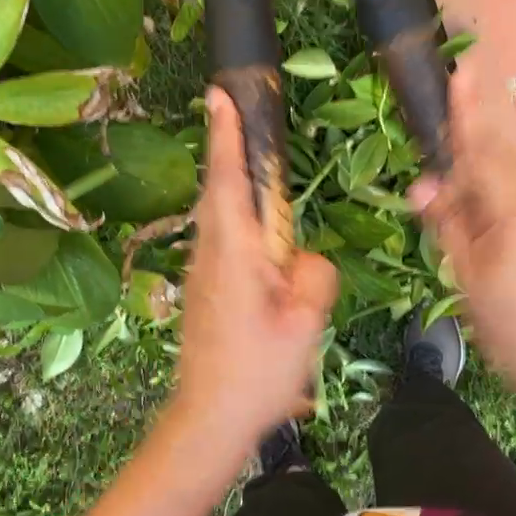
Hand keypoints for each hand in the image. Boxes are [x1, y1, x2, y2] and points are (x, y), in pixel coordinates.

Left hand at [174, 88, 338, 443]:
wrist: (208, 419)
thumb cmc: (257, 374)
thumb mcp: (305, 325)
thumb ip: (313, 275)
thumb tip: (303, 258)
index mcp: (235, 253)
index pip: (229, 181)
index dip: (224, 136)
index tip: (217, 96)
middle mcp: (211, 255)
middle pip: (219, 192)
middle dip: (226, 150)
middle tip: (232, 113)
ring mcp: (202, 274)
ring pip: (221, 220)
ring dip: (234, 190)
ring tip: (258, 183)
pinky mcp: (204, 293)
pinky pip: (224, 245)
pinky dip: (238, 226)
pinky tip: (263, 251)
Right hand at [409, 54, 515, 419]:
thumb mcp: (469, 277)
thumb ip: (449, 224)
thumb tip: (423, 184)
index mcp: (514, 205)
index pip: (482, 145)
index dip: (468, 106)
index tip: (462, 65)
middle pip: (505, 145)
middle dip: (482, 112)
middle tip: (465, 76)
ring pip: (515, 167)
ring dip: (488, 145)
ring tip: (463, 126)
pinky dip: (498, 177)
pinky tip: (481, 186)